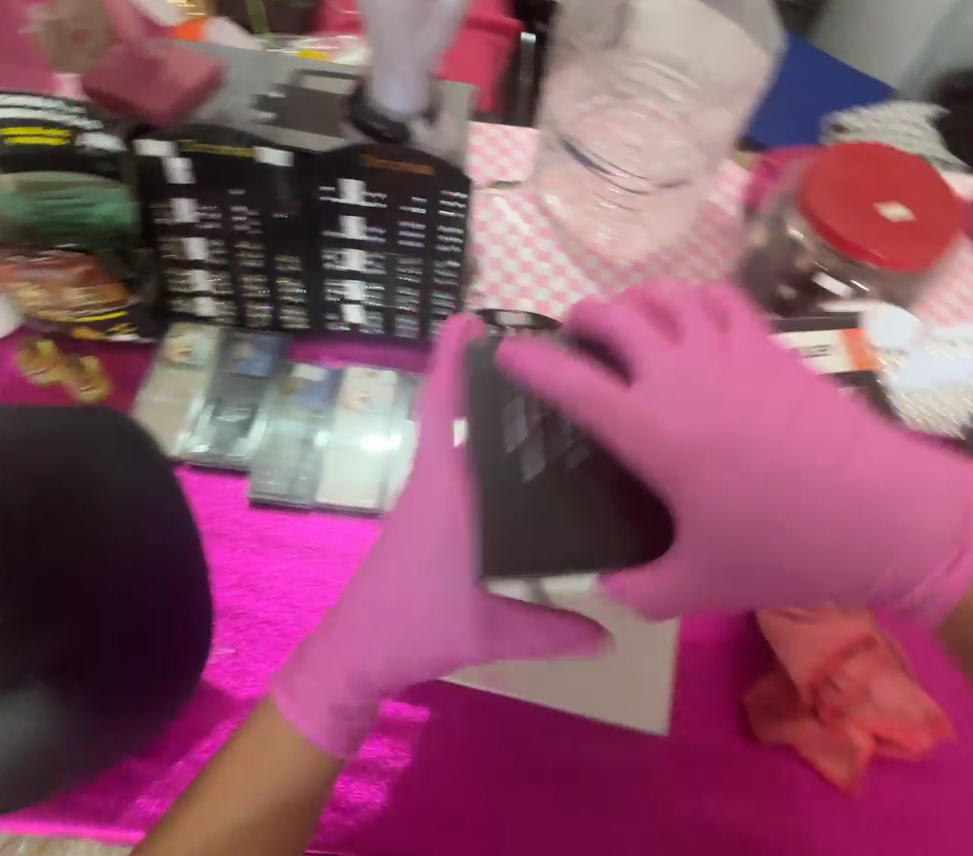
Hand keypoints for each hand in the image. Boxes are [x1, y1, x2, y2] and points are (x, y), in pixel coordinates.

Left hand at [271, 315, 607, 757]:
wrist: (359, 653)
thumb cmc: (414, 626)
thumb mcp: (489, 632)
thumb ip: (552, 632)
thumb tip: (613, 634)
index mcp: (446, 491)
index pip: (442, 410)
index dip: (450, 361)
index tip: (467, 318)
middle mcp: (437, 482)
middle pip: (453, 410)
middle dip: (483, 372)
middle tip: (537, 348)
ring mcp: (431, 496)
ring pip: (457, 435)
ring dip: (483, 405)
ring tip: (541, 389)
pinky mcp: (432, 513)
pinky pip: (459, 461)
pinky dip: (482, 441)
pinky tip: (521, 453)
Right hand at [495, 281, 972, 623]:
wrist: (885, 514)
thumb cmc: (786, 548)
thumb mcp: (702, 584)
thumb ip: (640, 592)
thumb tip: (605, 589)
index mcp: (652, 431)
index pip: (572, 383)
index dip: (530, 361)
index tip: (506, 350)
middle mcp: (680, 377)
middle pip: (616, 317)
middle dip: (584, 316)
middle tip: (576, 331)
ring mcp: (728, 352)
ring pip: (666, 296)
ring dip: (636, 298)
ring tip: (629, 315)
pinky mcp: (768, 345)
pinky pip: (719, 298)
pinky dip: (691, 296)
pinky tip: (691, 315)